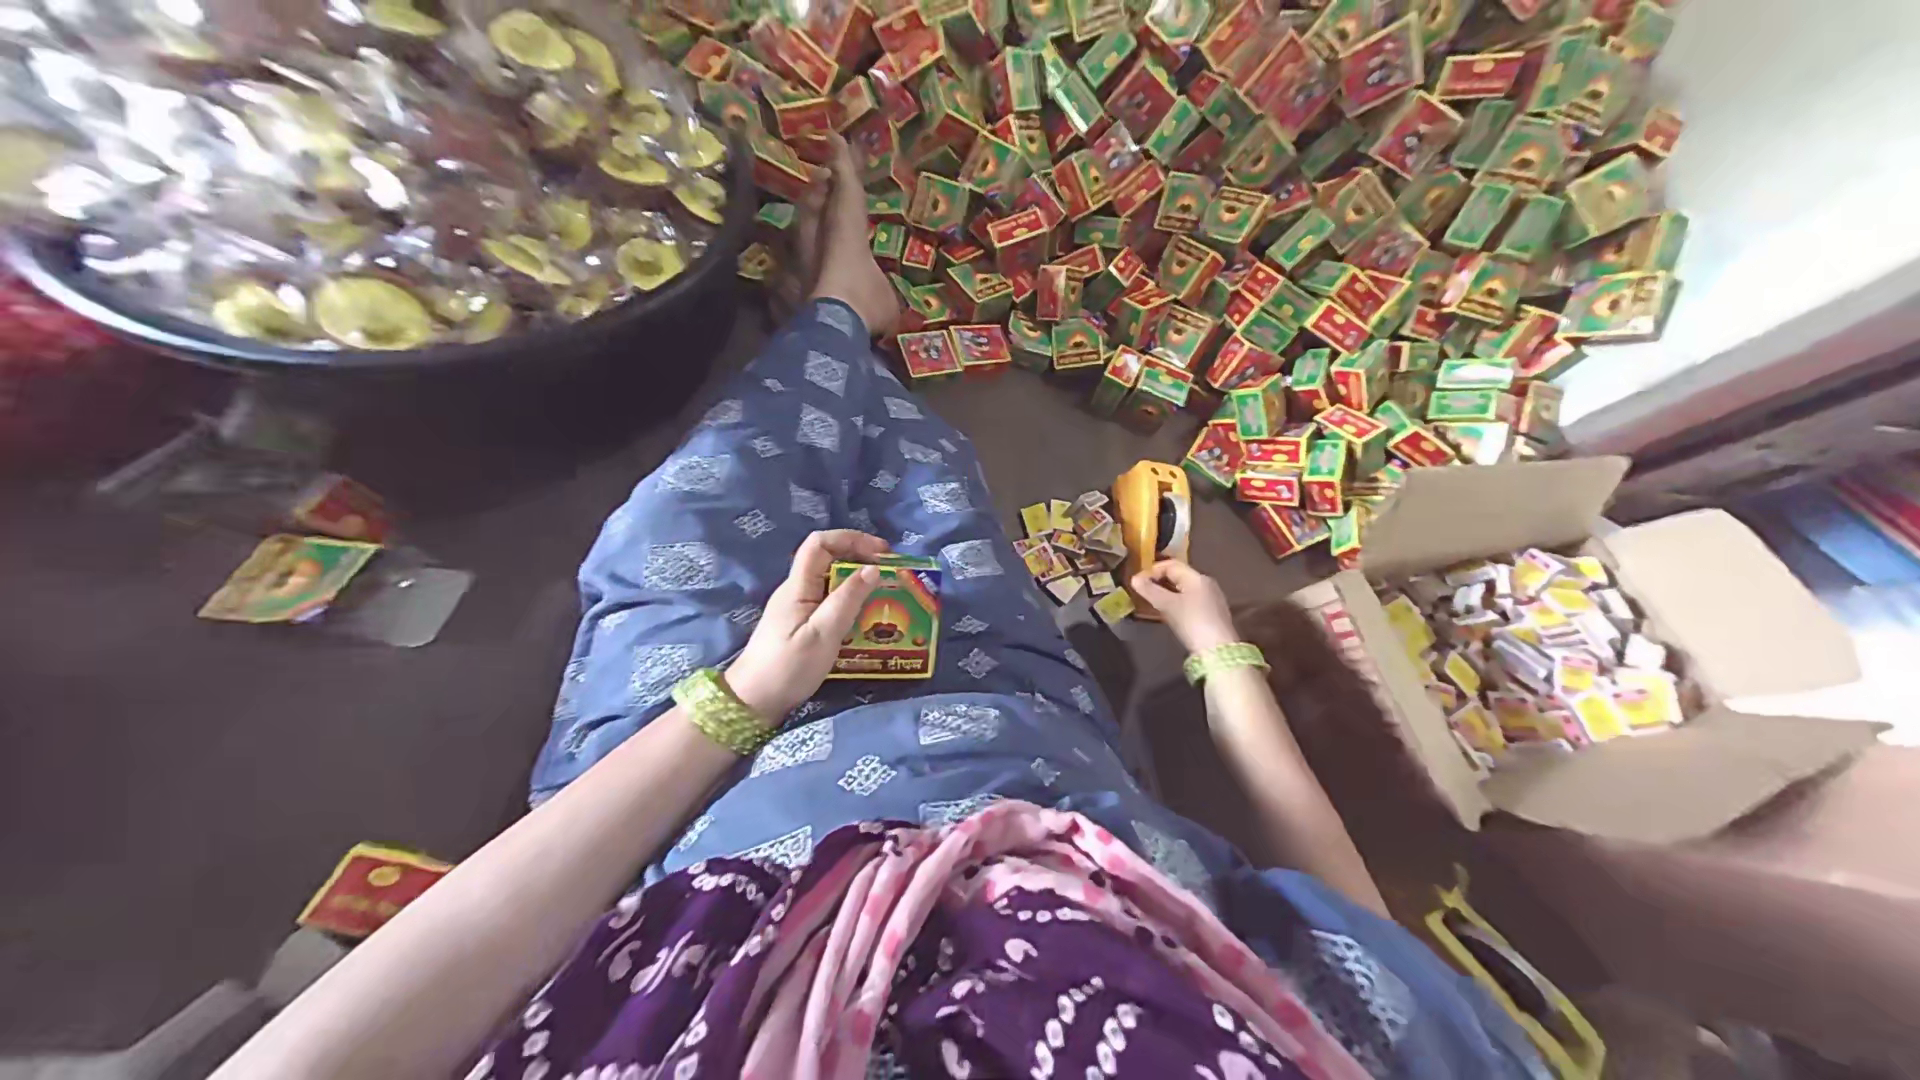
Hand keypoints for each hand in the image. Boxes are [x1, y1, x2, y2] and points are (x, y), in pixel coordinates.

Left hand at [726, 530, 889, 721]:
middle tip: (890, 572)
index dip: (851, 539)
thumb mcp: (823, 634)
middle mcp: (796, 589)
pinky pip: (828, 600)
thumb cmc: (788, 668)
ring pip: (830, 580)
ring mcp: (797, 606)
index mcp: (798, 586)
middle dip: (860, 558)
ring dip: (858, 581)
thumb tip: (873, 569)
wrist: (752, 702)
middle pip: (828, 558)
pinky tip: (866, 616)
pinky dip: (850, 601)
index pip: (820, 543)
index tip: (881, 552)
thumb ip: (848, 600)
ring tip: (884, 593)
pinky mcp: (800, 623)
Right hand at [1131, 560, 1239, 654]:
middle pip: (1178, 576)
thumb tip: (1134, 578)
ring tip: (1152, 603)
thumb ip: (1149, 590)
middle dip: (1158, 582)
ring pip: (1183, 589)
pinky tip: (1169, 614)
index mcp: (1197, 578)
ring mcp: (1211, 599)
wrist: (1217, 651)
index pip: (1171, 565)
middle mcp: (1206, 584)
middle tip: (1143, 592)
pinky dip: (1176, 602)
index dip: (1152, 571)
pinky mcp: (1212, 614)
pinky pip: (1190, 601)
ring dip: (1166, 593)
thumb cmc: (1191, 622)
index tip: (1137, 582)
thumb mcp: (1167, 605)